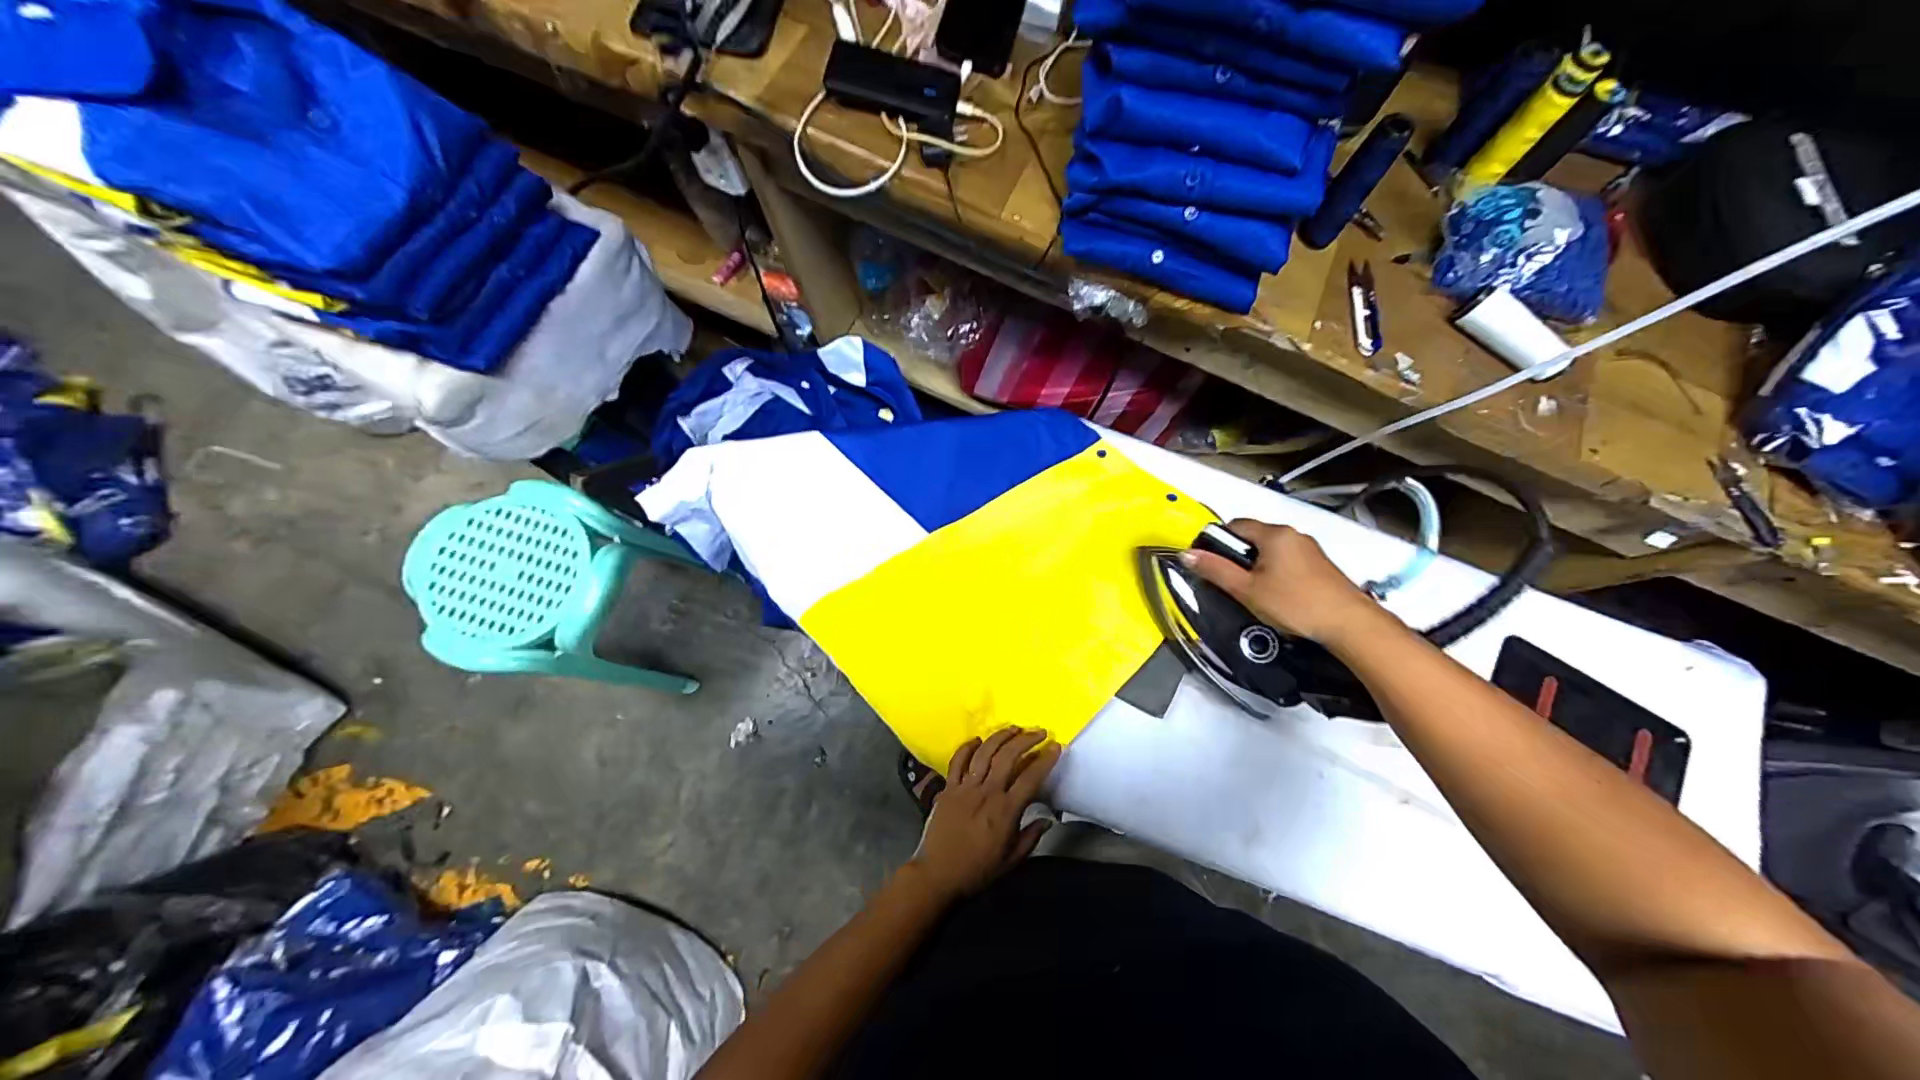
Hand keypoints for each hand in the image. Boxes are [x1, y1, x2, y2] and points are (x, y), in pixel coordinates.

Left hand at [905, 728, 1060, 903]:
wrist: (938, 874)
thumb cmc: (977, 870)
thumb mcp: (1011, 860)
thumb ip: (1031, 837)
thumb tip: (1047, 820)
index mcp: (1005, 810)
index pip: (1030, 777)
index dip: (1045, 760)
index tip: (1055, 747)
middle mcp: (986, 792)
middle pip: (1008, 756)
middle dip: (1026, 740)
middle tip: (1039, 732)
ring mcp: (965, 788)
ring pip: (984, 752)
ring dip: (1001, 737)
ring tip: (1014, 729)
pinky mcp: (948, 788)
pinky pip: (957, 761)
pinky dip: (967, 747)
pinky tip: (977, 740)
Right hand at [1183, 520, 1380, 646]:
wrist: (1348, 623)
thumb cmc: (1295, 604)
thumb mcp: (1246, 589)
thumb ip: (1215, 570)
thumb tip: (1187, 554)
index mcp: (1274, 534)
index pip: (1235, 525)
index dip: (1218, 542)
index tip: (1211, 564)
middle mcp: (1293, 534)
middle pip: (1254, 538)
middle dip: (1239, 557)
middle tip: (1232, 583)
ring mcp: (1310, 549)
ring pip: (1271, 551)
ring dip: (1258, 567)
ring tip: (1254, 593)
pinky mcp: (1320, 566)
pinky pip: (1288, 561)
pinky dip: (1276, 573)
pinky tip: (1277, 596)